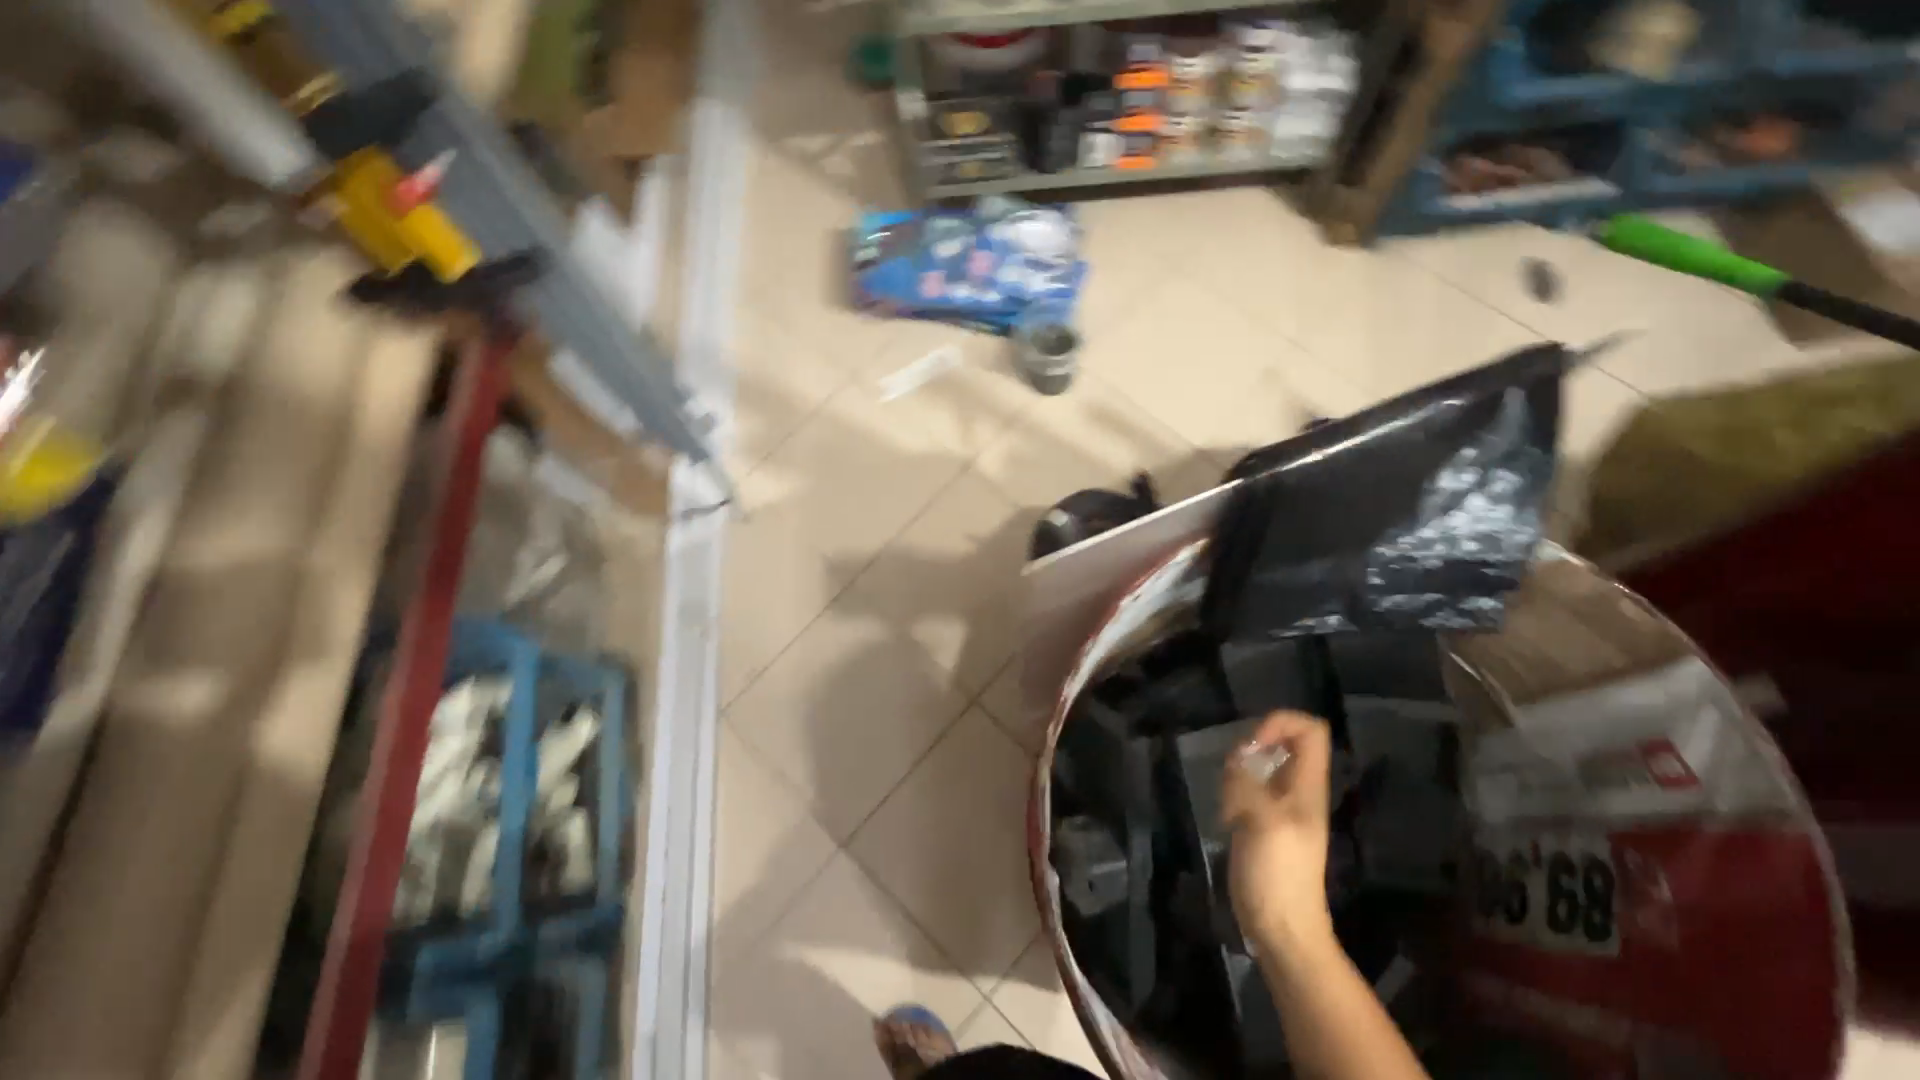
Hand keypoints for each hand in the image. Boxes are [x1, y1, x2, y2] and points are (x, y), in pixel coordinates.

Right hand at [1221, 710, 1336, 957]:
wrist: (1281, 928)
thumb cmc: (1279, 875)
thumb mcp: (1264, 822)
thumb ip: (1247, 783)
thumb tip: (1236, 760)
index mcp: (1307, 786)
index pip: (1310, 730)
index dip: (1281, 723)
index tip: (1252, 744)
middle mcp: (1296, 791)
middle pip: (1283, 744)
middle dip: (1252, 748)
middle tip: (1234, 773)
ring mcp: (1278, 808)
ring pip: (1260, 767)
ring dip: (1237, 775)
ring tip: (1230, 802)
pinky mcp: (1259, 825)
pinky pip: (1245, 792)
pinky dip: (1231, 795)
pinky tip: (1225, 819)